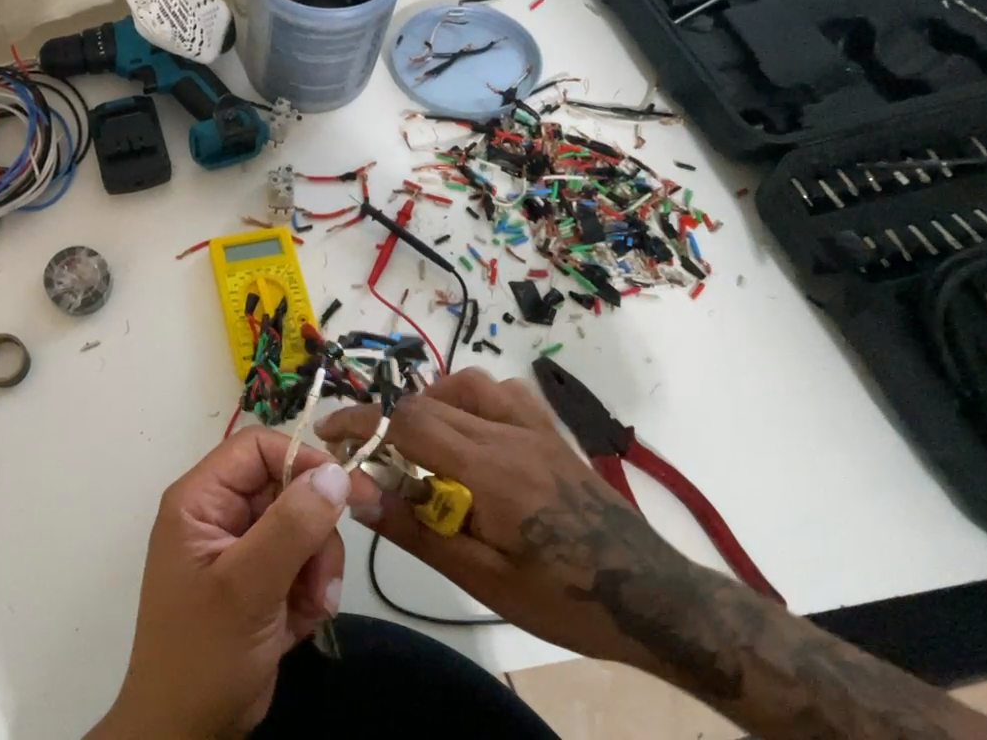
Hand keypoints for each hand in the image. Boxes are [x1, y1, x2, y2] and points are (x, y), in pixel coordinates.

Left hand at [90, 426, 380, 738]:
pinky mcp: (260, 580)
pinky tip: (300, 621)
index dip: (302, 460)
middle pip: (288, 489)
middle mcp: (219, 514)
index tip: (346, 492)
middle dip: (314, 534)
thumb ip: (291, 526)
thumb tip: (335, 473)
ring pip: (303, 528)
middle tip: (324, 579)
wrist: (187, 726)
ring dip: (318, 569)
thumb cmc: (203, 651)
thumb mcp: (247, 586)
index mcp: (199, 500)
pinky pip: (303, 563)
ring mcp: (241, 548)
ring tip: (309, 608)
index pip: (256, 448)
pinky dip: (312, 591)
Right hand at [317, 368, 692, 669]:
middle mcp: (508, 436)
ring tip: (420, 443)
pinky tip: (469, 433)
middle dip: (384, 420)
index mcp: (489, 471)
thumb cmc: (565, 600)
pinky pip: (505, 393)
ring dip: (429, 404)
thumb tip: (354, 494)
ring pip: (465, 384)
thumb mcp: (482, 578)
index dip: (360, 422)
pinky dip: (472, 399)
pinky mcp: (552, 435)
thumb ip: (416, 530)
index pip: (407, 422)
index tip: (329, 433)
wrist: (657, 602)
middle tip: (368, 456)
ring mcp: (535, 430)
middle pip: (426, 402)